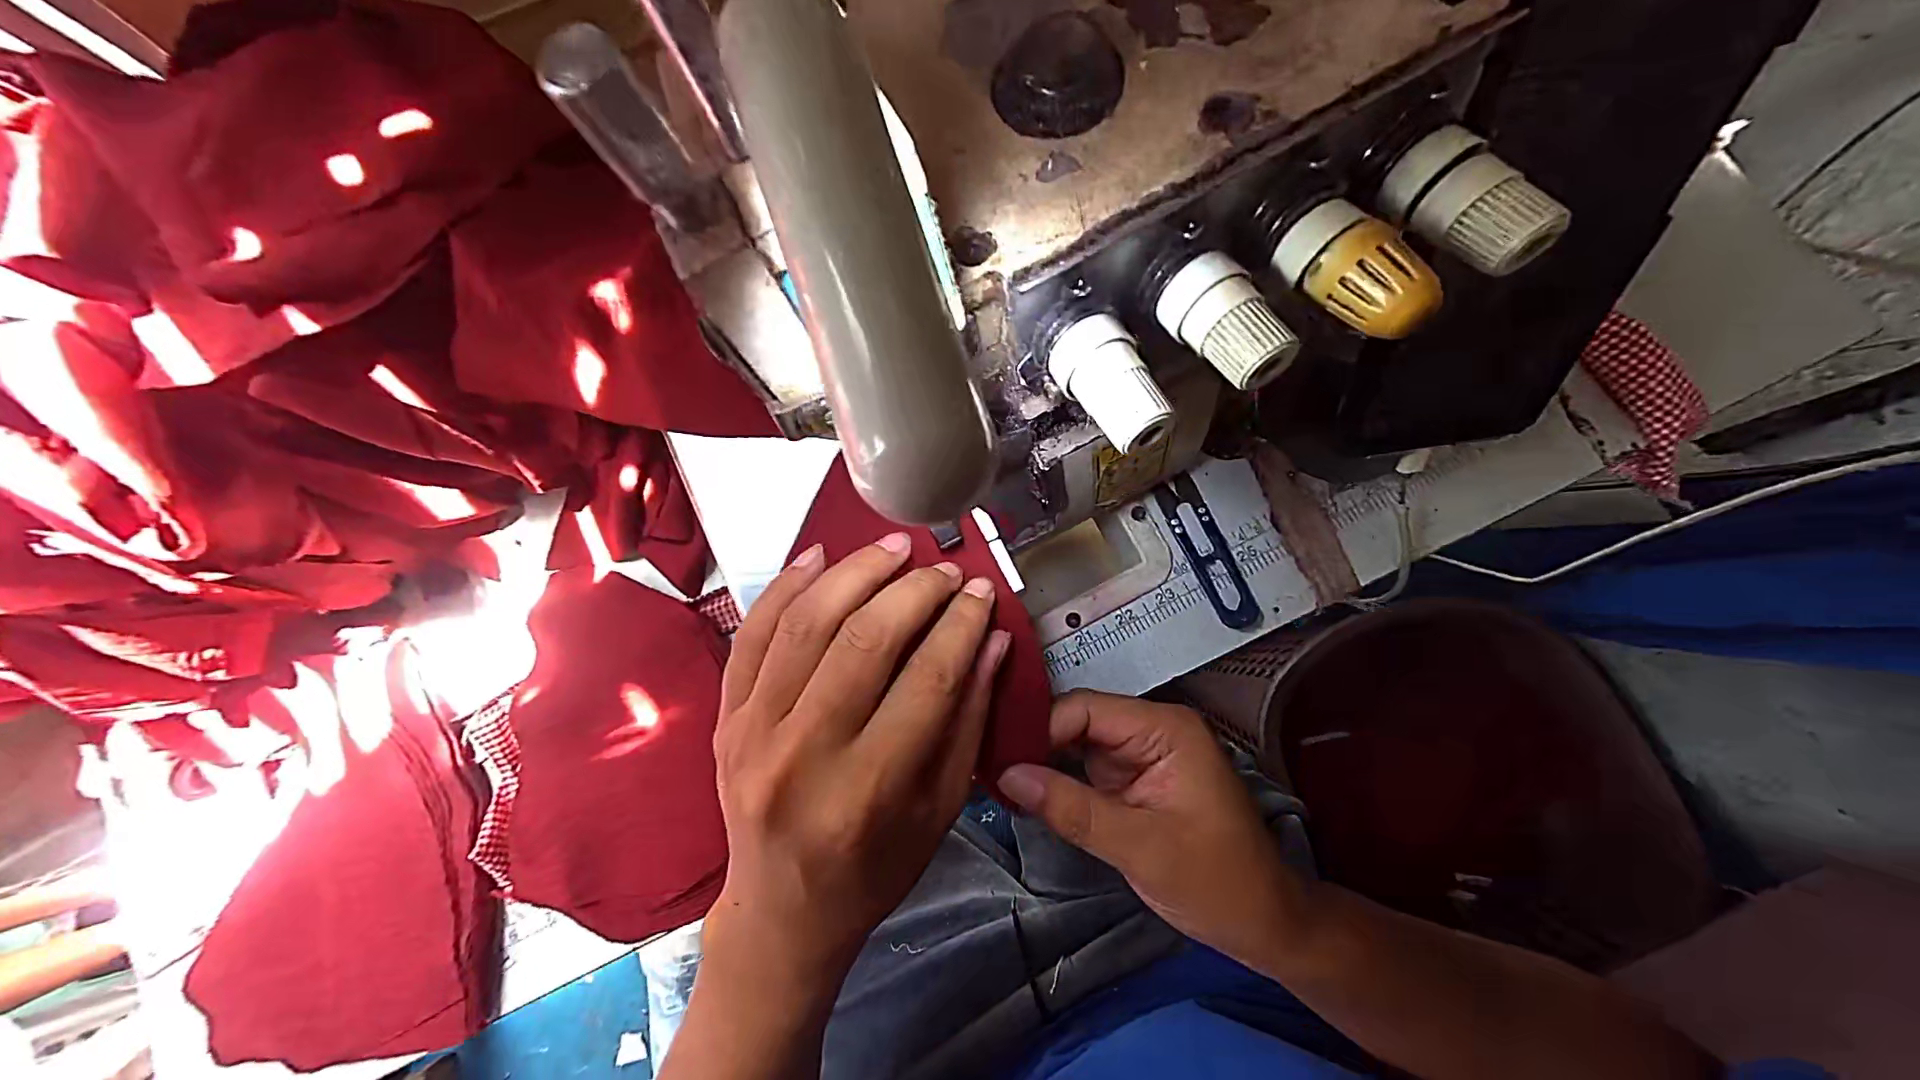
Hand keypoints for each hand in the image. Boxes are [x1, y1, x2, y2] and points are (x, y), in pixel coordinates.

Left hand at [707, 534, 1010, 990]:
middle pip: (864, 641)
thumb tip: (990, 641)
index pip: (927, 681)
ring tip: (892, 549)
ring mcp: (752, 731)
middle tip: (943, 570)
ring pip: (805, 625)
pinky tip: (820, 556)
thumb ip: (968, 721)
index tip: (979, 593)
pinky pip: (753, 634)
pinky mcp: (726, 717)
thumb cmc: (874, 868)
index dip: (961, 626)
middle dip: (914, 592)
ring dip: (854, 574)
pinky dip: (786, 587)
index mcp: (868, 791)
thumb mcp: (940, 809)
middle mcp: (803, 756)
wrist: (783, 909)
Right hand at [997, 692, 1307, 967]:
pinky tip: (1021, 793)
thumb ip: (1072, 808)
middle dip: (1032, 743)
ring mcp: (1138, 756)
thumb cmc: (1217, 882)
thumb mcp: (1141, 847)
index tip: (997, 759)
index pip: (1085, 709)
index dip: (1039, 730)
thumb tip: (1007, 776)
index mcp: (1163, 728)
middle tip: (985, 766)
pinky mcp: (1129, 782)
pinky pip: (1081, 771)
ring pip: (1073, 745)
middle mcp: (1149, 731)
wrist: (1266, 926)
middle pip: (1075, 722)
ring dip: (1038, 763)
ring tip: (992, 778)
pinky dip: (1054, 783)